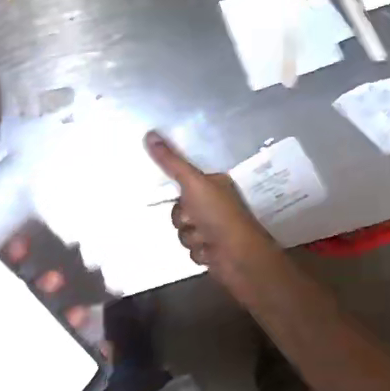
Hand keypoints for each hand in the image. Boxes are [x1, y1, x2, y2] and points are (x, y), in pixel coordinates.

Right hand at [145, 131, 283, 284]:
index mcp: (215, 184)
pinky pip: (190, 249)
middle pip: (178, 208)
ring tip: (208, 238)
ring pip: (183, 230)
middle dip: (184, 218)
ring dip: (191, 236)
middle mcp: (215, 203)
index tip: (182, 195)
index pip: (185, 181)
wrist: (239, 257)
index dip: (180, 191)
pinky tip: (211, 252)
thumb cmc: (220, 215)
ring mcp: (214, 227)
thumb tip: (149, 134)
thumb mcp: (194, 183)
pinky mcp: (211, 249)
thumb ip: (171, 162)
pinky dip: (198, 251)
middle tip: (197, 218)